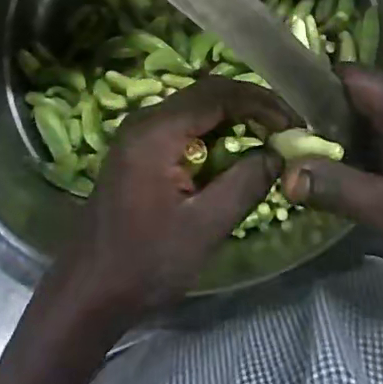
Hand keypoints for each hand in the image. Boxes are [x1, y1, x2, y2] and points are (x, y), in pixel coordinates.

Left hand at [49, 76, 295, 321]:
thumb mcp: (204, 226)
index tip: (294, 122)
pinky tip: (236, 150)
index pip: (217, 93)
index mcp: (156, 130)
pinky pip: (184, 124)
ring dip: (233, 117)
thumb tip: (280, 154)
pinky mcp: (139, 148)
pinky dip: (214, 131)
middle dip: (250, 106)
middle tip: (287, 128)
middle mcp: (145, 119)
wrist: (88, 290)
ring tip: (270, 137)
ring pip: (196, 107)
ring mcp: (139, 132)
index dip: (260, 102)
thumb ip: (245, 184)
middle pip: (206, 93)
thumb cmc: (146, 261)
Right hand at [278, 65, 382, 303]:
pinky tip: (359, 167)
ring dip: (350, 129)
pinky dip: (372, 138)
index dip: (314, 89)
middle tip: (297, 143)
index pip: (349, 76)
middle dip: (328, 114)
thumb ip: (333, 186)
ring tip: (321, 157)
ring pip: (377, 107)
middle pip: (362, 90)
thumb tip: (283, 174)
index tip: (285, 114)